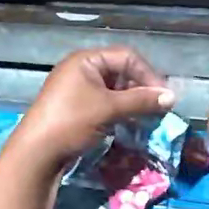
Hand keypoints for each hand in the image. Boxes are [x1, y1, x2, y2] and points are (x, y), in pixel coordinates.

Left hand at [4, 47, 174, 174]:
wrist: (37, 152)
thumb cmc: (72, 121)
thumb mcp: (109, 108)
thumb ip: (141, 100)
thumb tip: (171, 97)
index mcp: (86, 60)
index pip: (126, 57)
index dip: (148, 74)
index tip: (163, 97)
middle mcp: (80, 69)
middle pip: (120, 72)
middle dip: (140, 89)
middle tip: (157, 109)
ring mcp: (75, 89)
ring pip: (112, 89)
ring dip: (130, 102)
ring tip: (145, 118)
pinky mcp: (74, 107)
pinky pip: (102, 102)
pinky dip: (117, 110)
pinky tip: (127, 123)